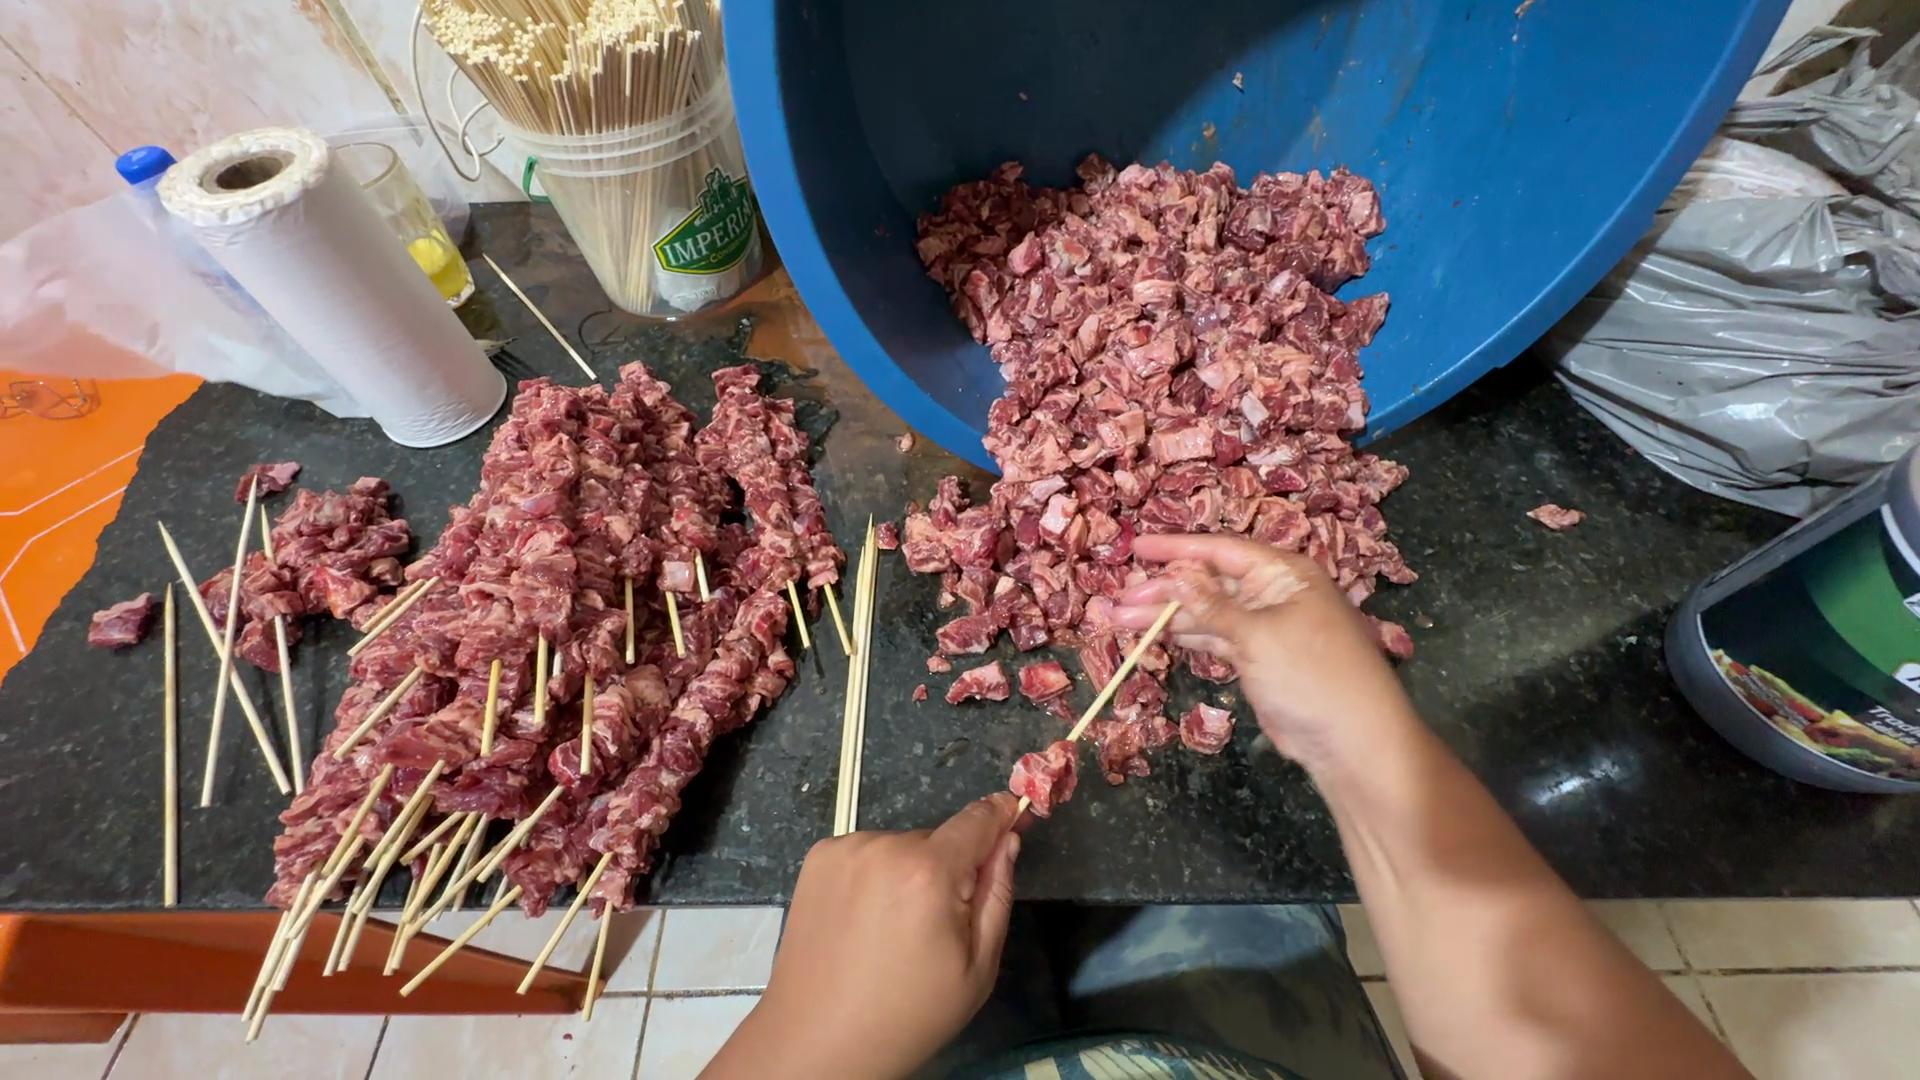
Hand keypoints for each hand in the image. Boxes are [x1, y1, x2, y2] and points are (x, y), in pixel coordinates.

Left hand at [703, 795, 1021, 1079]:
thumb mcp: (976, 968)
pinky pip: (867, 852)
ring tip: (890, 929)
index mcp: (929, 872)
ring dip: (907, 872)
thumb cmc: (907, 1013)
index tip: (1015, 810)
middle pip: (937, 841)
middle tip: (933, 923)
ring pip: (900, 847)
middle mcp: (885, 845)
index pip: (977, 819)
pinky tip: (861, 918)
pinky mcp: (819, 856)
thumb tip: (1007, 839)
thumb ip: (998, 893)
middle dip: (946, 869)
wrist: (816, 1040)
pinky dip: (873, 874)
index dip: (1000, 813)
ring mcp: (846, 847)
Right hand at [1110, 533, 1416, 770]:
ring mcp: (1263, 626)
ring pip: (1204, 613)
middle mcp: (1272, 592)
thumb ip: (1211, 605)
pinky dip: (1184, 637)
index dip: (1176, 549)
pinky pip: (1212, 637)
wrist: (1353, 741)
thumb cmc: (1312, 675)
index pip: (1220, 551)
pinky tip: (1151, 636)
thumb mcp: (1257, 635)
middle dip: (1163, 590)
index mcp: (1282, 573)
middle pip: (1207, 583)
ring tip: (1119, 619)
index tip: (1136, 546)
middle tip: (1119, 599)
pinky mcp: (1255, 656)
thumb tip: (1174, 575)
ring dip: (1165, 617)